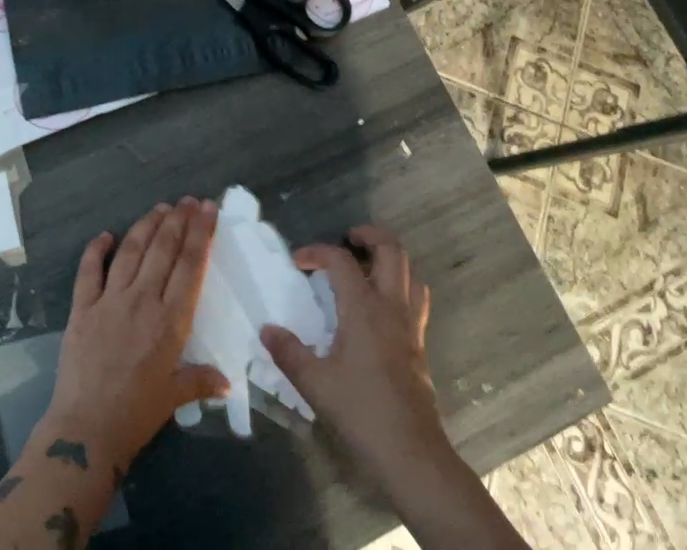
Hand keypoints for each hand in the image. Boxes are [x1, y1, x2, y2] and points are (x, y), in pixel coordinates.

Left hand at [43, 199, 230, 470]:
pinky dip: (96, 249)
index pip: (190, 266)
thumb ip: (201, 381)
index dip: (201, 234)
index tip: (208, 210)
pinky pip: (89, 270)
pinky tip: (106, 235)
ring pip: (131, 252)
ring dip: (146, 226)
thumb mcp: (175, 396)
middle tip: (188, 200)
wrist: (87, 428)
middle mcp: (142, 301)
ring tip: (159, 208)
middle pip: (163, 250)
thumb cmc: (137, 413)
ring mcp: (109, 301)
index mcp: (170, 320)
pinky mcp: (82, 308)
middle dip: (178, 221)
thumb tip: (227, 382)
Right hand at [260, 226, 449, 482]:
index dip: (317, 252)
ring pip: (409, 270)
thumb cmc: (360, 411)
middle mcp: (392, 307)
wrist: (410, 450)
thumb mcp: (313, 383)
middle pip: (391, 250)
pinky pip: (416, 297)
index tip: (298, 262)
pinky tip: (382, 302)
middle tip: (345, 240)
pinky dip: (401, 284)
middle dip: (368, 236)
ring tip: (364, 265)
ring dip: (388, 258)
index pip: (341, 261)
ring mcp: (411, 324)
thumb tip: (267, 330)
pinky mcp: (419, 342)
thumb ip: (288, 352)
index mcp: (364, 310)